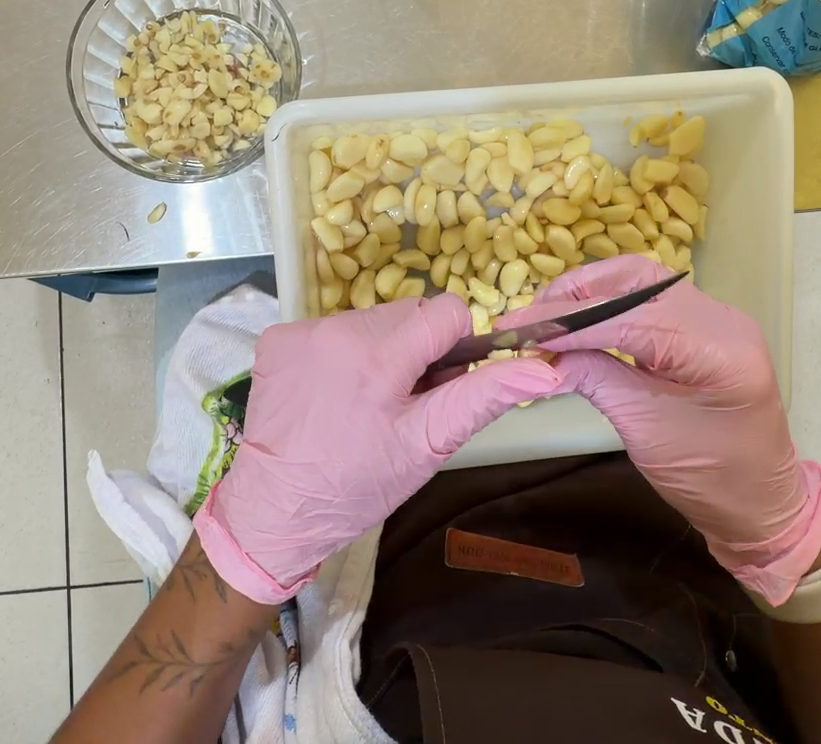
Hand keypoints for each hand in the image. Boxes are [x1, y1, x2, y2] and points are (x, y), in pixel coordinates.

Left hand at [194, 295, 564, 603]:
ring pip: (370, 318)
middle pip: (407, 313)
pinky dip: (340, 352)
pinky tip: (330, 392)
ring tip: (362, 400)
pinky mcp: (275, 337)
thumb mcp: (427, 446)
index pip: (446, 310)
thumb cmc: (358, 485)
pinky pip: (330, 327)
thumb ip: (483, 398)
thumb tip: (546, 368)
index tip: (436, 385)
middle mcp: (336, 328)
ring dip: (379, 349)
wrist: (274, 511)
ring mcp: (300, 330)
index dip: (453, 346)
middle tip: (399, 401)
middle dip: (415, 349)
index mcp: (379, 354)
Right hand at [495, 256, 820, 605]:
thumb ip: (593, 378)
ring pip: (638, 280)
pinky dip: (606, 304)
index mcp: (718, 351)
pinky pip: (647, 298)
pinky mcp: (702, 323)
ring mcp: (715, 316)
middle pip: (634, 279)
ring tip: (545, 317)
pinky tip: (577, 321)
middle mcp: (721, 319)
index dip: (569, 323)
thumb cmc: (707, 479)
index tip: (518, 332)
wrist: (760, 503)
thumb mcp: (642, 430)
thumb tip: (540, 353)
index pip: (629, 319)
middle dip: (576, 293)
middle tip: (528, 319)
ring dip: (588, 292)